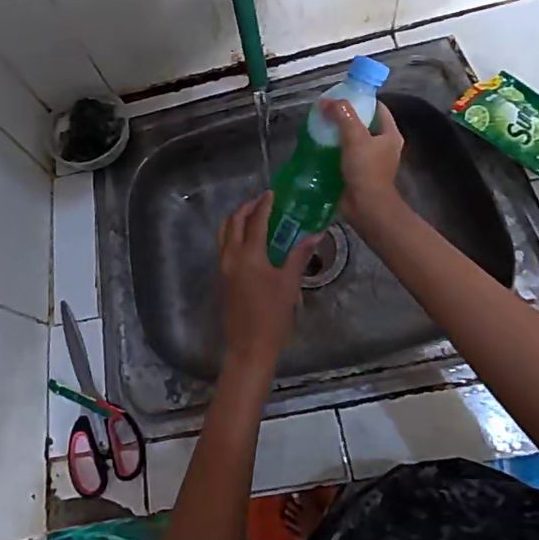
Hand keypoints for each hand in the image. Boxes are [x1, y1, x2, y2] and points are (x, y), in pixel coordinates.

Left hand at [216, 192, 315, 375]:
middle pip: (233, 222)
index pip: (255, 221)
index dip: (264, 204)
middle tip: (263, 200)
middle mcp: (231, 257)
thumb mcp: (289, 283)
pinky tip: (250, 239)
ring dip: (237, 219)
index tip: (273, 193)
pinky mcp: (222, 278)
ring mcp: (223, 268)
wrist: (249, 346)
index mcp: (249, 256)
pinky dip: (234, 234)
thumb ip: (299, 255)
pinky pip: (224, 246)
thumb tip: (315, 233)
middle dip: (246, 208)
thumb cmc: (273, 316)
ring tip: (254, 215)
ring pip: (224, 233)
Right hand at [321, 99, 403, 217]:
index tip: (342, 95)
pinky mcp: (358, 172)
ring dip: (338, 133)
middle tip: (327, 110)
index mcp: (390, 134)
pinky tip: (319, 145)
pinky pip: (345, 154)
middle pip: (364, 123)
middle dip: (346, 116)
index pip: (378, 108)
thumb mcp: (355, 138)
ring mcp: (371, 160)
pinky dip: (334, 149)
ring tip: (320, 125)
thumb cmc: (366, 170)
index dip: (362, 99)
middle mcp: (383, 145)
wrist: (366, 207)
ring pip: (353, 139)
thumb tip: (327, 101)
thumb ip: (343, 116)